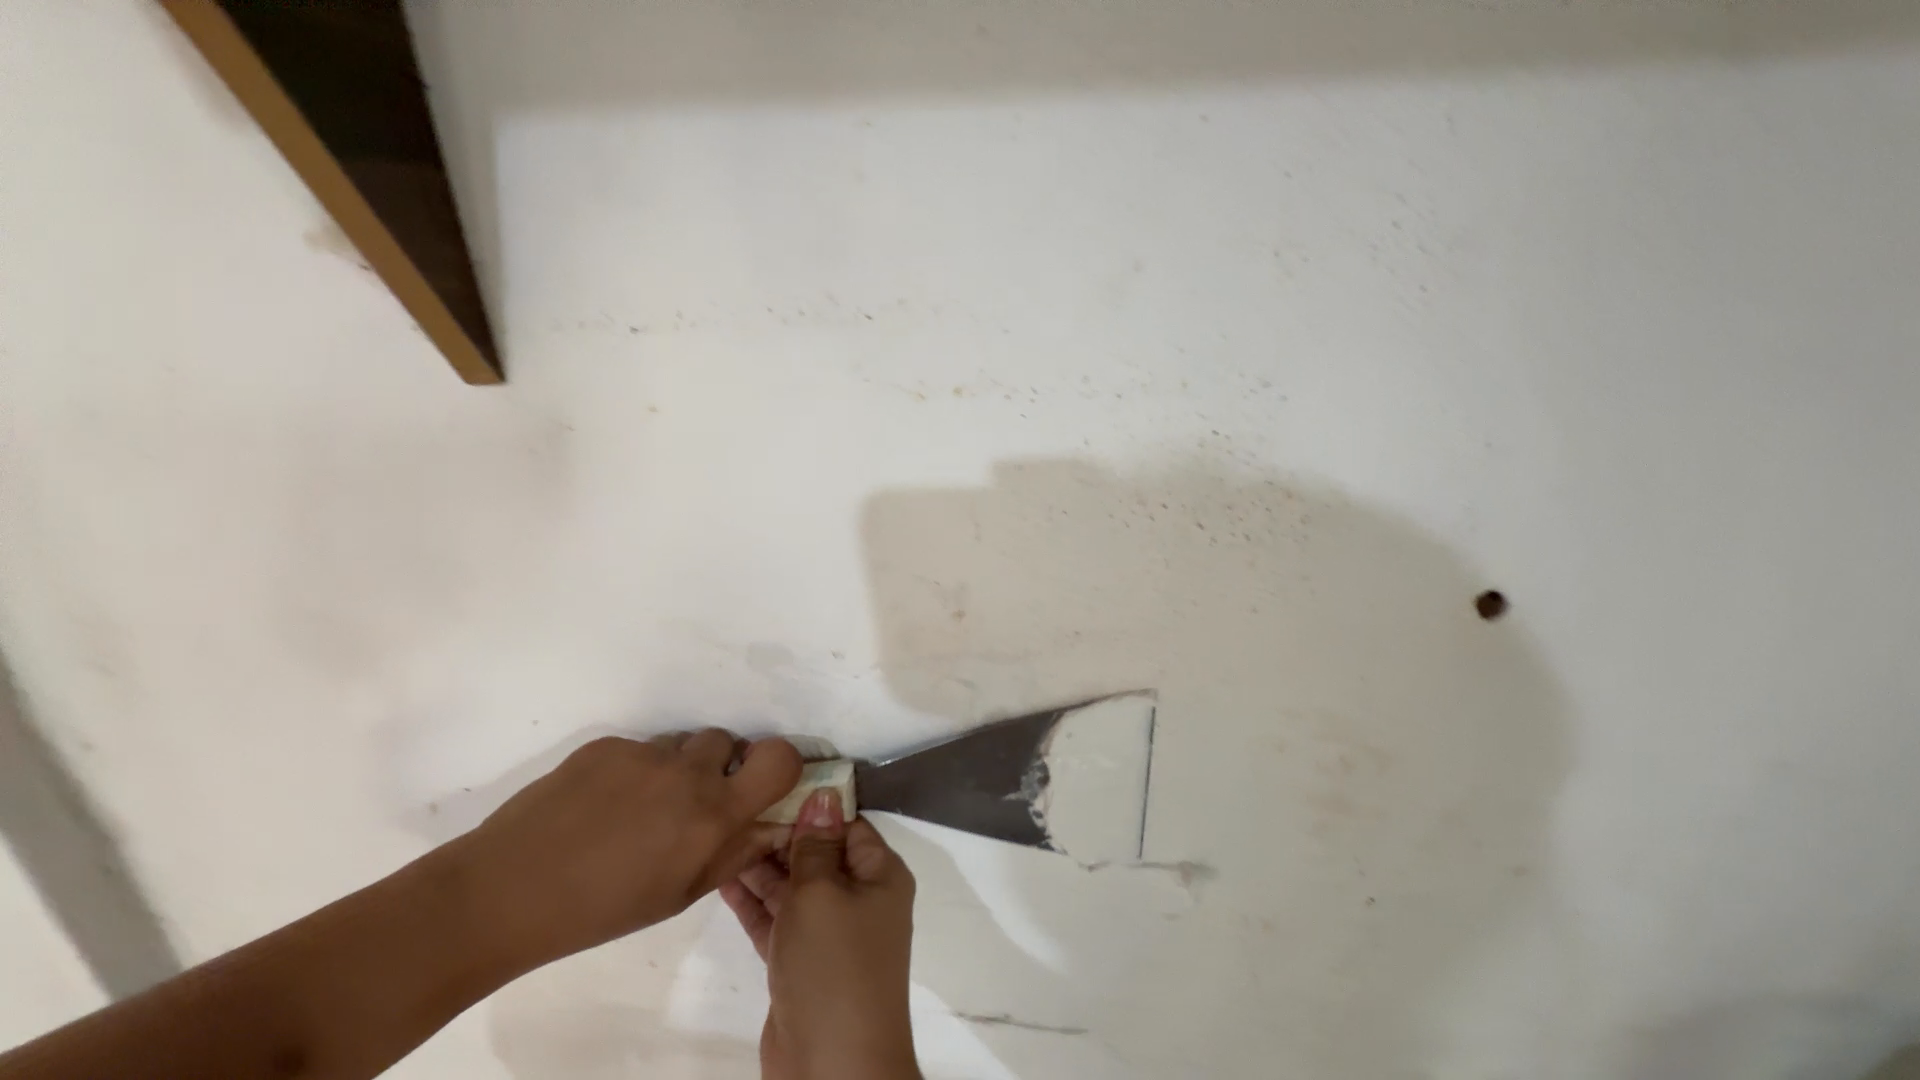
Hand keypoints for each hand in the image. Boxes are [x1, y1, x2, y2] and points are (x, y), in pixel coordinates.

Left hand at [453, 730, 802, 972]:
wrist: (508, 890)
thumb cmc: (604, 908)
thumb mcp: (681, 894)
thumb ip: (735, 852)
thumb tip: (773, 823)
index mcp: (713, 815)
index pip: (779, 758)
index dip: (781, 764)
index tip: (762, 783)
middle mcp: (686, 773)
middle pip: (727, 742)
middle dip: (720, 766)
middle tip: (691, 802)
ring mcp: (643, 753)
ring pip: (681, 744)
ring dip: (677, 767)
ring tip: (640, 806)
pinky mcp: (605, 744)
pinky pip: (639, 748)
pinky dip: (634, 770)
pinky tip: (602, 805)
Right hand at [722, 792, 920, 1079]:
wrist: (834, 1065)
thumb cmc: (835, 964)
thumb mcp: (823, 893)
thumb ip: (816, 844)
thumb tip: (824, 794)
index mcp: (880, 874)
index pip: (848, 824)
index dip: (813, 804)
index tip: (770, 780)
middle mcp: (858, 898)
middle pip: (818, 852)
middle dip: (780, 832)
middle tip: (733, 807)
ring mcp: (828, 933)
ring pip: (792, 886)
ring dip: (760, 865)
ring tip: (718, 834)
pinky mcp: (800, 961)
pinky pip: (775, 918)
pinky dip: (752, 900)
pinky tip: (719, 876)